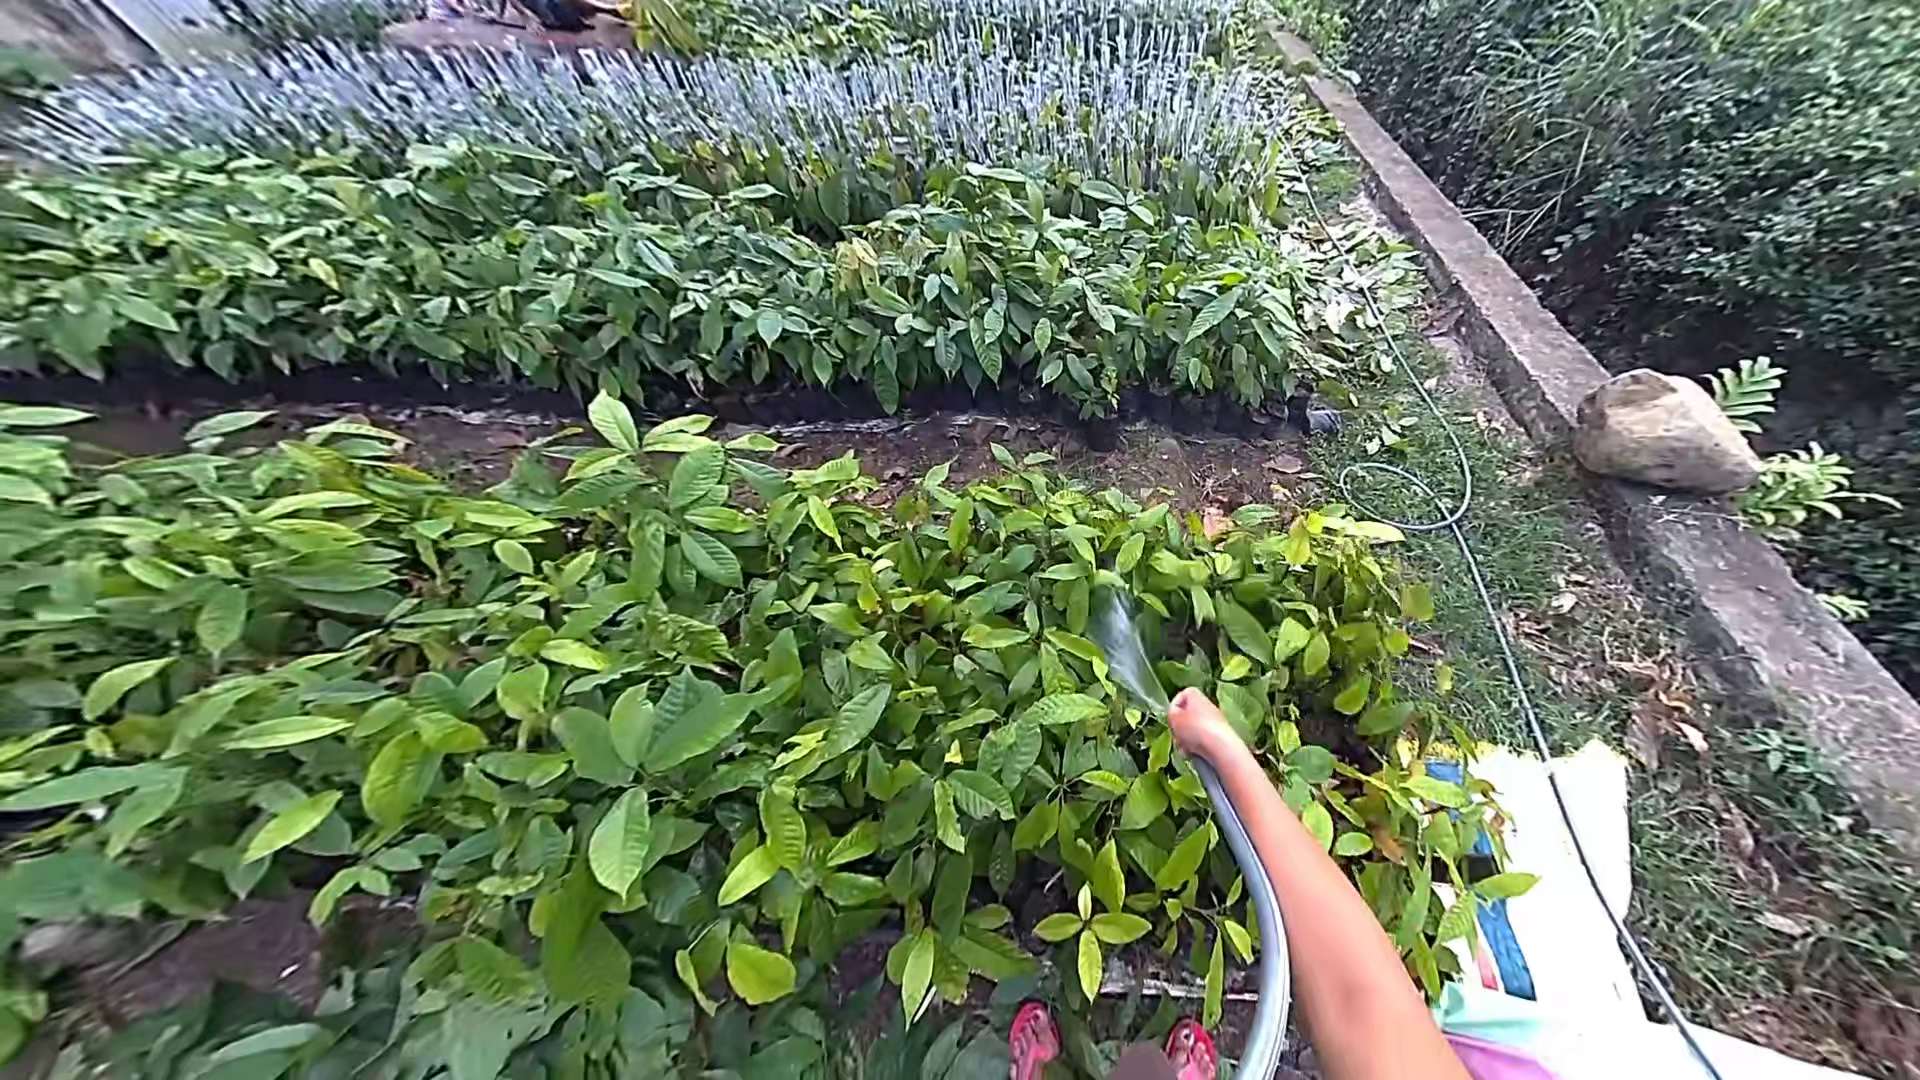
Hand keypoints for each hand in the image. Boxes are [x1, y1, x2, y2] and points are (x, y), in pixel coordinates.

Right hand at [1167, 688, 1241, 761]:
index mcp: (1196, 695)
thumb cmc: (1195, 729)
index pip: (1181, 695)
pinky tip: (1195, 754)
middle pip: (1188, 714)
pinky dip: (1198, 746)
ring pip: (1195, 728)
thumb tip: (1175, 716)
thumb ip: (1171, 714)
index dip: (1174, 707)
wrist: (1222, 749)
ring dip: (1188, 739)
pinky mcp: (1222, 736)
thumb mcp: (1174, 719)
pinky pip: (1205, 739)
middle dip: (1180, 726)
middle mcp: (1208, 705)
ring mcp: (1217, 721)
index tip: (1172, 718)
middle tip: (1177, 736)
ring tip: (1185, 749)